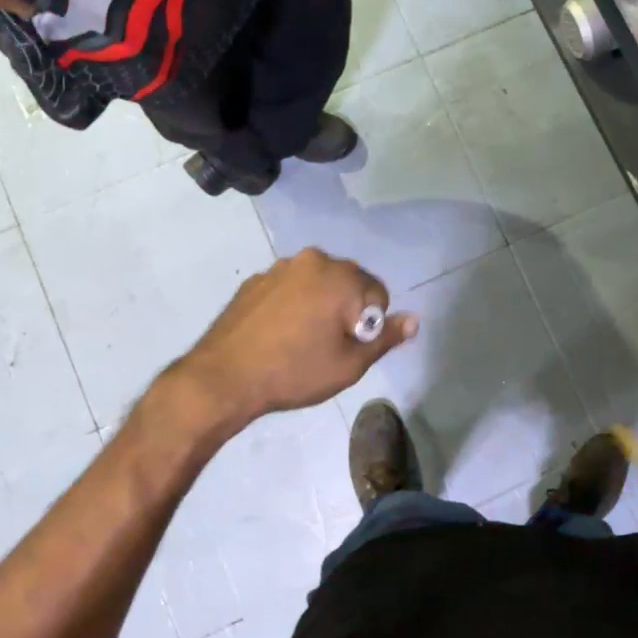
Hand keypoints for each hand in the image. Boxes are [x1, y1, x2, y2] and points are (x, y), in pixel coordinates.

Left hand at [159, 249, 417, 428]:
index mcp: (341, 276)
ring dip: (318, 307)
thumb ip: (386, 338)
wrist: (224, 377)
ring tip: (299, 343)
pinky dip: (291, 307)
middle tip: (326, 348)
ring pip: (317, 285)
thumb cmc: (295, 371)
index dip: (368, 326)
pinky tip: (277, 336)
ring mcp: (280, 267)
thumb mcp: (350, 364)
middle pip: (348, 284)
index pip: (378, 294)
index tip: (346, 349)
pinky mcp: (255, 281)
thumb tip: (414, 319)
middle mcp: (313, 260)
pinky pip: (289, 289)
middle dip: (345, 311)